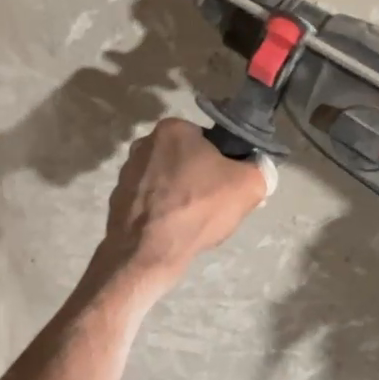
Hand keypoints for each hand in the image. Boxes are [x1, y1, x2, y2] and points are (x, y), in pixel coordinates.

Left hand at [94, 118, 268, 293]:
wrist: (147, 250)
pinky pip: (150, 201)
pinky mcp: (118, 197)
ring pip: (167, 181)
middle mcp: (143, 143)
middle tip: (215, 205)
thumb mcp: (248, 185)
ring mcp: (126, 171)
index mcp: (171, 129)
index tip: (230, 186)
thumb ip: (260, 169)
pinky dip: (162, 212)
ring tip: (194, 221)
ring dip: (181, 196)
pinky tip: (173, 229)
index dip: (224, 164)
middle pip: (186, 160)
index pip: (208, 141)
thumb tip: (259, 167)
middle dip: (201, 180)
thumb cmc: (198, 207)